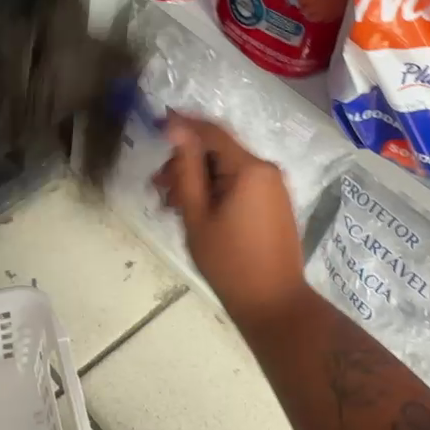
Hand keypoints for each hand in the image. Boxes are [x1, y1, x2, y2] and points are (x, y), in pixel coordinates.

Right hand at [154, 113, 310, 329]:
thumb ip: (187, 167)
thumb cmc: (229, 262)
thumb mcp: (197, 214)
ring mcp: (274, 186)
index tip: (154, 125)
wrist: (274, 304)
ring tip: (170, 205)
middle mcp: (267, 169)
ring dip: (197, 179)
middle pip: (218, 151)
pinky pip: (240, 183)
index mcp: (250, 168)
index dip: (181, 125)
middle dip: (185, 163)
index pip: (210, 132)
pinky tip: (195, 211)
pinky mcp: (274, 202)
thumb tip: (177, 128)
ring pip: (226, 168)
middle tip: (157, 187)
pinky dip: (215, 189)